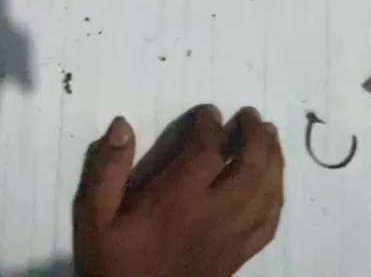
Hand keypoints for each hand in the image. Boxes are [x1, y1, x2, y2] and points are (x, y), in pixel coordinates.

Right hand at [73, 106, 284, 276]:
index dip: (211, 126)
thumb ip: (108, 168)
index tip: (208, 110)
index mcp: (177, 201)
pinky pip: (268, 225)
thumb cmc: (113, 263)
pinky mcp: (237, 259)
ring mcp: (230, 240)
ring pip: (266, 196)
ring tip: (271, 137)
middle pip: (249, 170)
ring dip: (273, 162)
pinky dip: (277, 199)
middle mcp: (212, 216)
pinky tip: (274, 185)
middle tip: (252, 114)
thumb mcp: (94, 215)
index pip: (206, 153)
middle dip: (255, 137)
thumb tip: (123, 124)